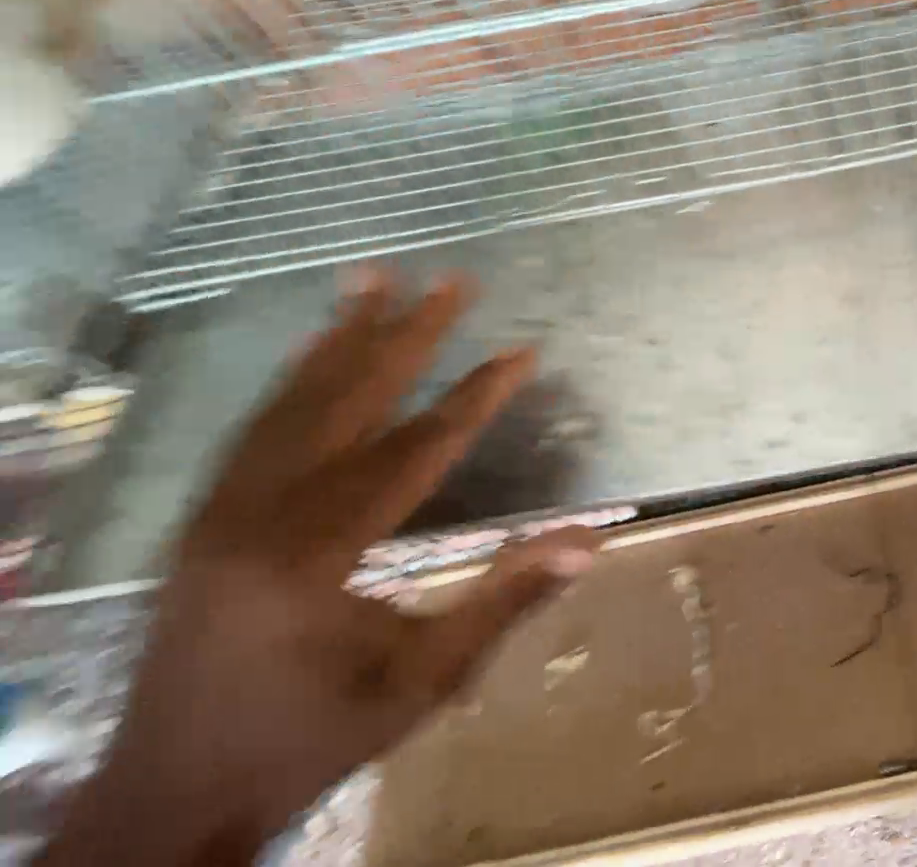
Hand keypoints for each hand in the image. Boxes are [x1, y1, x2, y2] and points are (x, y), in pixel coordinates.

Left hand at [40, 272, 599, 866]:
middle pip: (344, 404)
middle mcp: (256, 516)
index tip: (525, 350)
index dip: (476, 398)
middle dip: (404, 336)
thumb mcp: (424, 682)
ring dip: (339, 339)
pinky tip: (314, 352)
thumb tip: (587, 541)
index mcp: (310, 554)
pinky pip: (253, 432)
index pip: (413, 453)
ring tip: (373, 279)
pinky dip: (292, 381)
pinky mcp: (204, 522)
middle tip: (450, 279)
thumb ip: (503, 602)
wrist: (172, 793)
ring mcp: (219, 513)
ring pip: (288, 406)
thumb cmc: (313, 736)